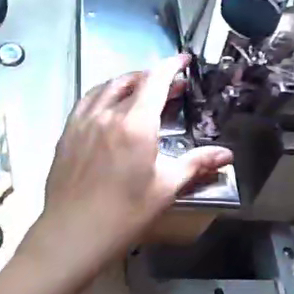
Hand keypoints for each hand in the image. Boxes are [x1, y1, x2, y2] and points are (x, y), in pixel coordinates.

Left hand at [23, 56, 233, 288]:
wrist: (73, 232)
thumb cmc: (125, 213)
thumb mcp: (165, 188)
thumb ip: (195, 164)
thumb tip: (226, 154)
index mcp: (135, 123)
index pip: (155, 80)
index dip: (170, 66)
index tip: (183, 61)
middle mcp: (106, 114)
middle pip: (131, 82)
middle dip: (152, 78)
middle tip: (170, 86)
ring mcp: (82, 122)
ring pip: (106, 88)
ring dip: (127, 83)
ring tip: (140, 91)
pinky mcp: (67, 134)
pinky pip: (87, 102)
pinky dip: (103, 95)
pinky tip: (108, 108)